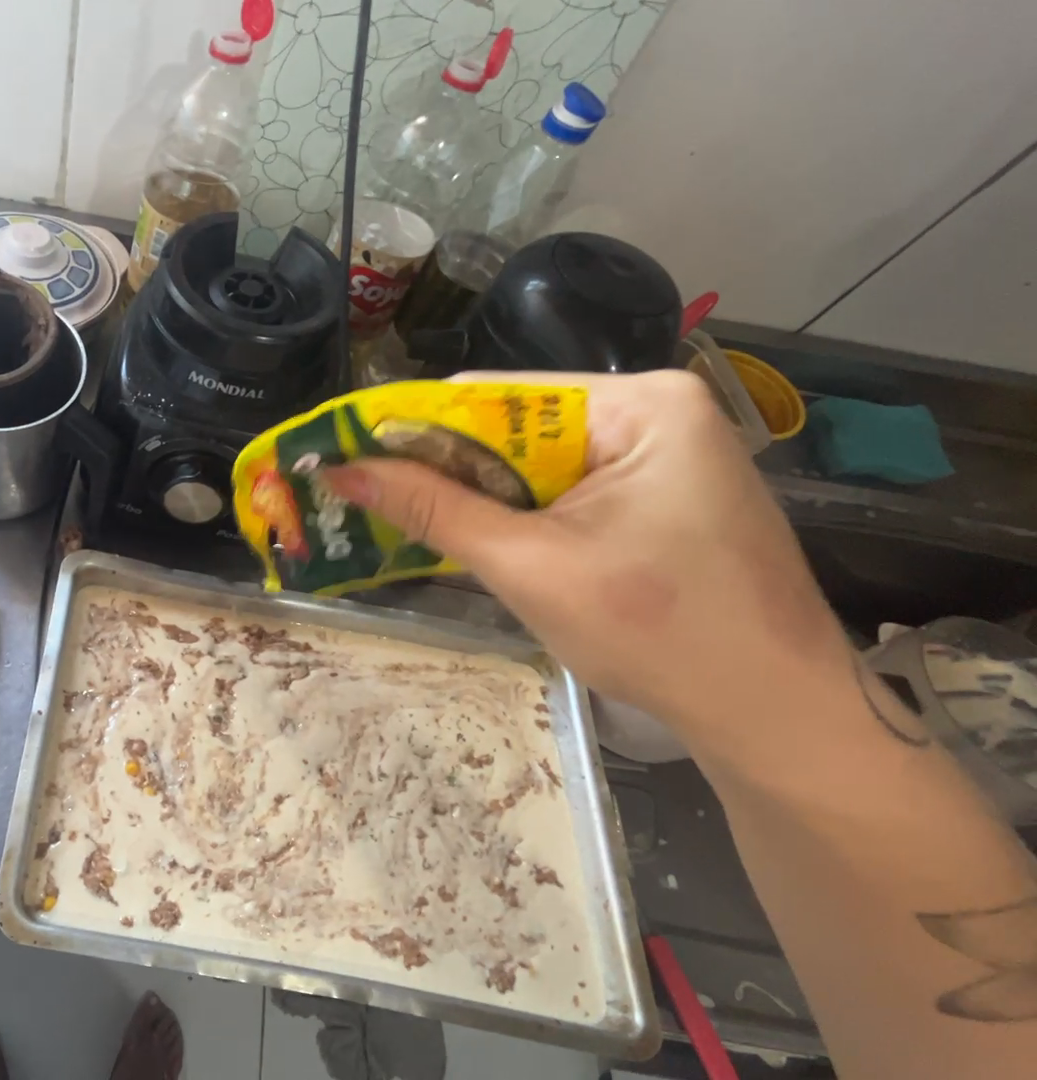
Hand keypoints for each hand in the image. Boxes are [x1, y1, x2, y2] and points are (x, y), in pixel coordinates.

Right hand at [323, 371, 847, 760]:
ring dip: (469, 495)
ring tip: (401, 521)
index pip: (491, 394)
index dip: (409, 426)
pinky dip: (510, 514)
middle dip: (437, 467)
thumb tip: (339, 470)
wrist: (777, 715)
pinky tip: (472, 539)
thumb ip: (430, 509)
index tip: (343, 455)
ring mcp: (659, 453)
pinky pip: (558, 489)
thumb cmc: (659, 634)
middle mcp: (652, 411)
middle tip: (363, 498)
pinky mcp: (655, 495)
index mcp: (639, 403)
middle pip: (509, 425)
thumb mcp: (527, 566)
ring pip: (529, 461)